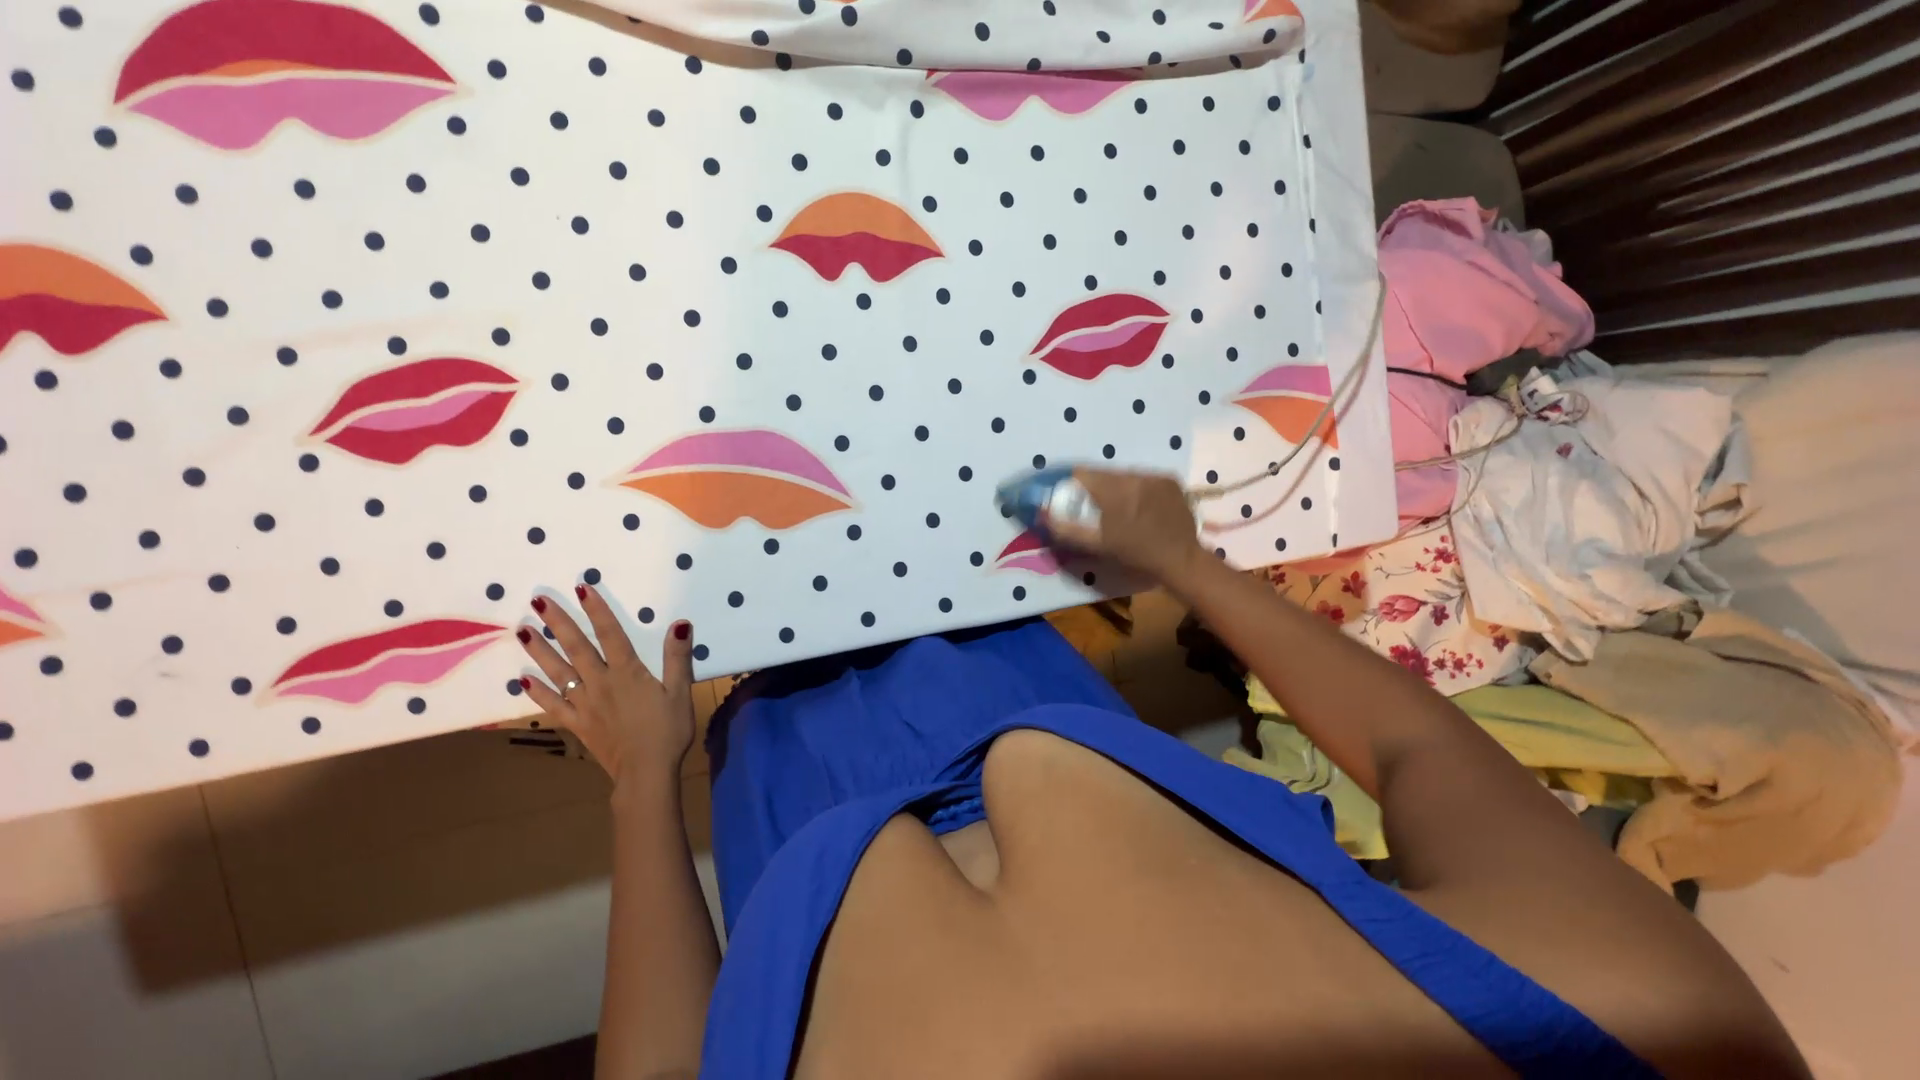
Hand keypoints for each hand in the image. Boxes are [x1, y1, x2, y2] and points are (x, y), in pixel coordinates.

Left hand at [516, 583, 694, 788]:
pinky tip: (523, 679)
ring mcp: (585, 704)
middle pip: (577, 647)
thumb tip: (680, 624)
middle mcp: (601, 683)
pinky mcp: (578, 724)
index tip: (582, 588)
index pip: (611, 634)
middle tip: (537, 600)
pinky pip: (554, 705)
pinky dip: (537, 692)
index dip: (597, 610)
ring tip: (521, 630)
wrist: (645, 773)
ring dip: (540, 650)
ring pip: (558, 672)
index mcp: (628, 673)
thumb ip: (677, 658)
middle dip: (558, 622)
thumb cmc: (667, 732)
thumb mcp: (680, 692)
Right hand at [1045, 468, 1205, 583]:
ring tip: (1117, 507)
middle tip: (1093, 506)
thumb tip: (1041, 514)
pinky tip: (1139, 506)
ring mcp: (1156, 476)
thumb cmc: (1137, 554)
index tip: (1069, 496)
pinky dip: (1137, 489)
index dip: (1072, 483)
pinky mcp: (1170, 480)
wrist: (1181, 560)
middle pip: (1105, 474)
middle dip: (1095, 487)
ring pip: (1125, 475)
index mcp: (1116, 489)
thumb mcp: (1099, 544)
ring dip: (1117, 487)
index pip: (1083, 473)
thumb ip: (1067, 528)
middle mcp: (1135, 475)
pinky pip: (1144, 479)